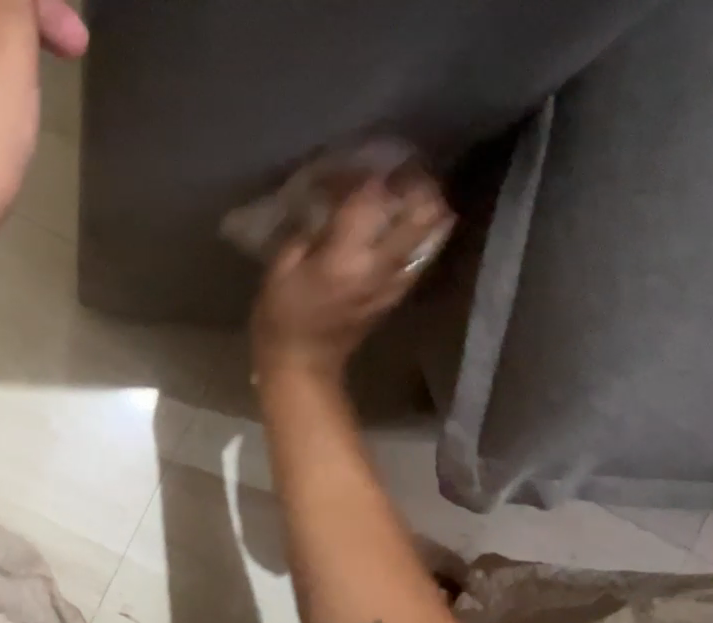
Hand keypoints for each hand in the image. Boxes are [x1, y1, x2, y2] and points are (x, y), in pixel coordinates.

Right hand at [250, 172, 455, 387]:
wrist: (302, 366)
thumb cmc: (280, 320)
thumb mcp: (279, 270)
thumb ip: (307, 232)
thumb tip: (327, 204)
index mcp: (344, 257)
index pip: (369, 196)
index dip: (361, 173)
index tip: (347, 165)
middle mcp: (379, 263)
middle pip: (421, 206)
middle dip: (414, 180)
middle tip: (397, 168)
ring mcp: (395, 278)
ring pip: (433, 227)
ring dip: (426, 202)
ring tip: (407, 190)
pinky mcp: (398, 291)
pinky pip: (424, 251)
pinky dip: (421, 230)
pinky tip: (404, 223)